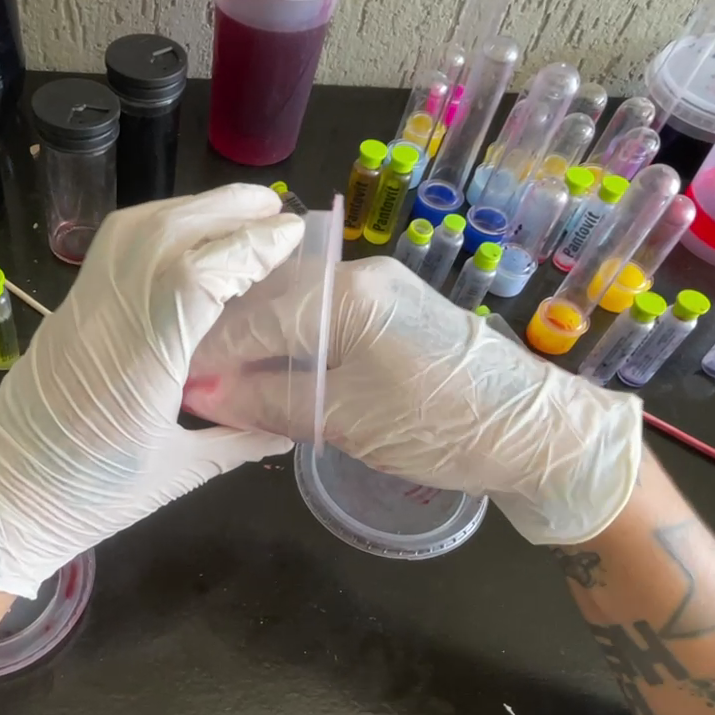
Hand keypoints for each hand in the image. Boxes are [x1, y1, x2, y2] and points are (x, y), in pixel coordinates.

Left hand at [0, 185, 301, 596]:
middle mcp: (106, 322)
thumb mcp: (176, 474)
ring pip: (130, 231)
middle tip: (274, 207)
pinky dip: (153, 230)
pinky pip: (109, 251)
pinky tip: (181, 243)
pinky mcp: (63, 314)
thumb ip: (237, 442)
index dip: (247, 247)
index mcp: (141, 364)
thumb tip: (289, 427)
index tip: (290, 237)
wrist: (4, 501)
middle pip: (163, 234)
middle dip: (223, 209)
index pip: (196, 276)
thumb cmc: (90, 499)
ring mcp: (77, 312)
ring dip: (186, 210)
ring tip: (234, 215)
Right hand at [186, 256, 642, 544]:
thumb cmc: (442, 426)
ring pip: (296, 315)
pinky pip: (325, 327)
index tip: (176, 383)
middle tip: (196, 389)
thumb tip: (204, 395)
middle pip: (272, 304)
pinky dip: (293, 354)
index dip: (212, 353)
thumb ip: (270, 401)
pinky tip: (274, 380)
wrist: (538, 436)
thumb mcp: (347, 420)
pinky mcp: (394, 318)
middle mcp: (362, 278)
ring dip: (260, 352)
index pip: (256, 315)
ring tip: (227, 390)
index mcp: (350, 293)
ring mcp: (381, 293)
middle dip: (230, 348)